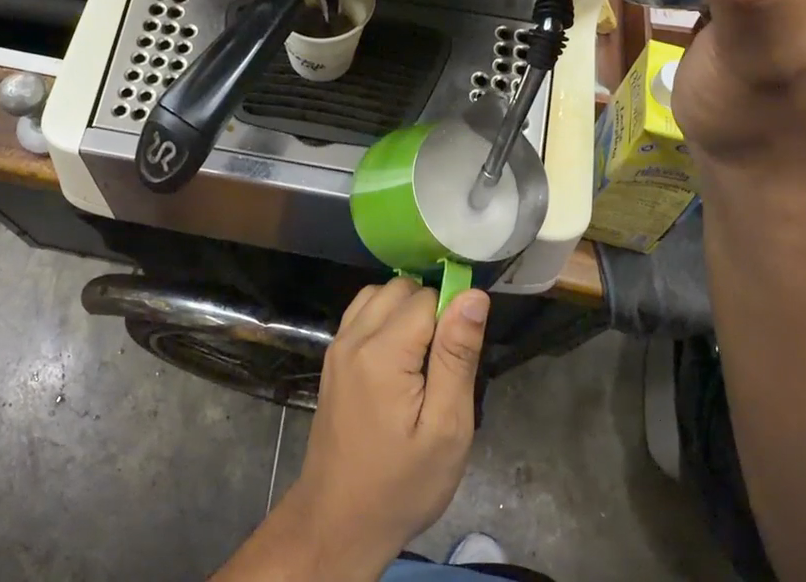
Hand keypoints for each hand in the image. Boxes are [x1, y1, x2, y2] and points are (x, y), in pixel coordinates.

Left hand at [234, 278, 488, 579]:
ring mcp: (338, 346)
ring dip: (406, 310)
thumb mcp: (446, 427)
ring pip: (378, 294)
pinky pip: (361, 314)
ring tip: (424, 360)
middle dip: (430, 310)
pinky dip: (384, 319)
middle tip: (444, 364)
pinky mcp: (333, 358)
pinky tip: (399, 358)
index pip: (428, 297)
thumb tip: (472, 295)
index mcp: (383, 352)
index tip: (461, 359)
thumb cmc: (402, 482)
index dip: (453, 319)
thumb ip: (457, 355)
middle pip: (400, 288)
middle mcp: (354, 337)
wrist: (340, 518)